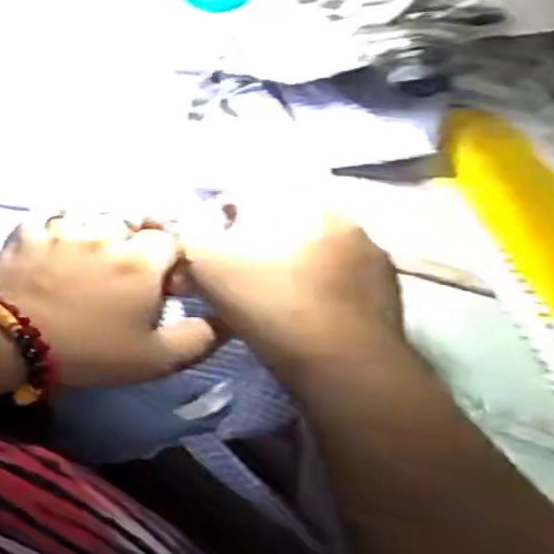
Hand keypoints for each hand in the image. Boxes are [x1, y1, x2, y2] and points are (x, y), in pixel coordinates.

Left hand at [0, 211, 219, 388]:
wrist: (17, 338)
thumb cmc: (90, 350)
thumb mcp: (157, 358)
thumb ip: (199, 336)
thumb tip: (225, 317)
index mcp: (139, 261)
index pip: (167, 239)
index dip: (167, 256)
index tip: (160, 276)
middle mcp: (102, 235)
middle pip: (125, 222)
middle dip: (129, 238)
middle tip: (121, 263)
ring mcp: (60, 229)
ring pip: (87, 212)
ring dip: (93, 225)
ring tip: (88, 246)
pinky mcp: (26, 232)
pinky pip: (46, 212)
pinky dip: (55, 218)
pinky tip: (56, 232)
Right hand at [180, 202, 405, 378]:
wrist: (342, 363)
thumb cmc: (263, 298)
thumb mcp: (200, 259)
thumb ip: (180, 230)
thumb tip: (167, 220)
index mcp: (291, 199)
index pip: (237, 190)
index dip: (209, 212)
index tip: (194, 237)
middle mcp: (334, 213)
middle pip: (273, 216)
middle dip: (245, 234)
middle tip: (221, 264)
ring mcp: (369, 250)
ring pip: (304, 242)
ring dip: (279, 256)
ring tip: (257, 286)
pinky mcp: (386, 285)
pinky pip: (333, 269)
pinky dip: (309, 278)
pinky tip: (292, 303)